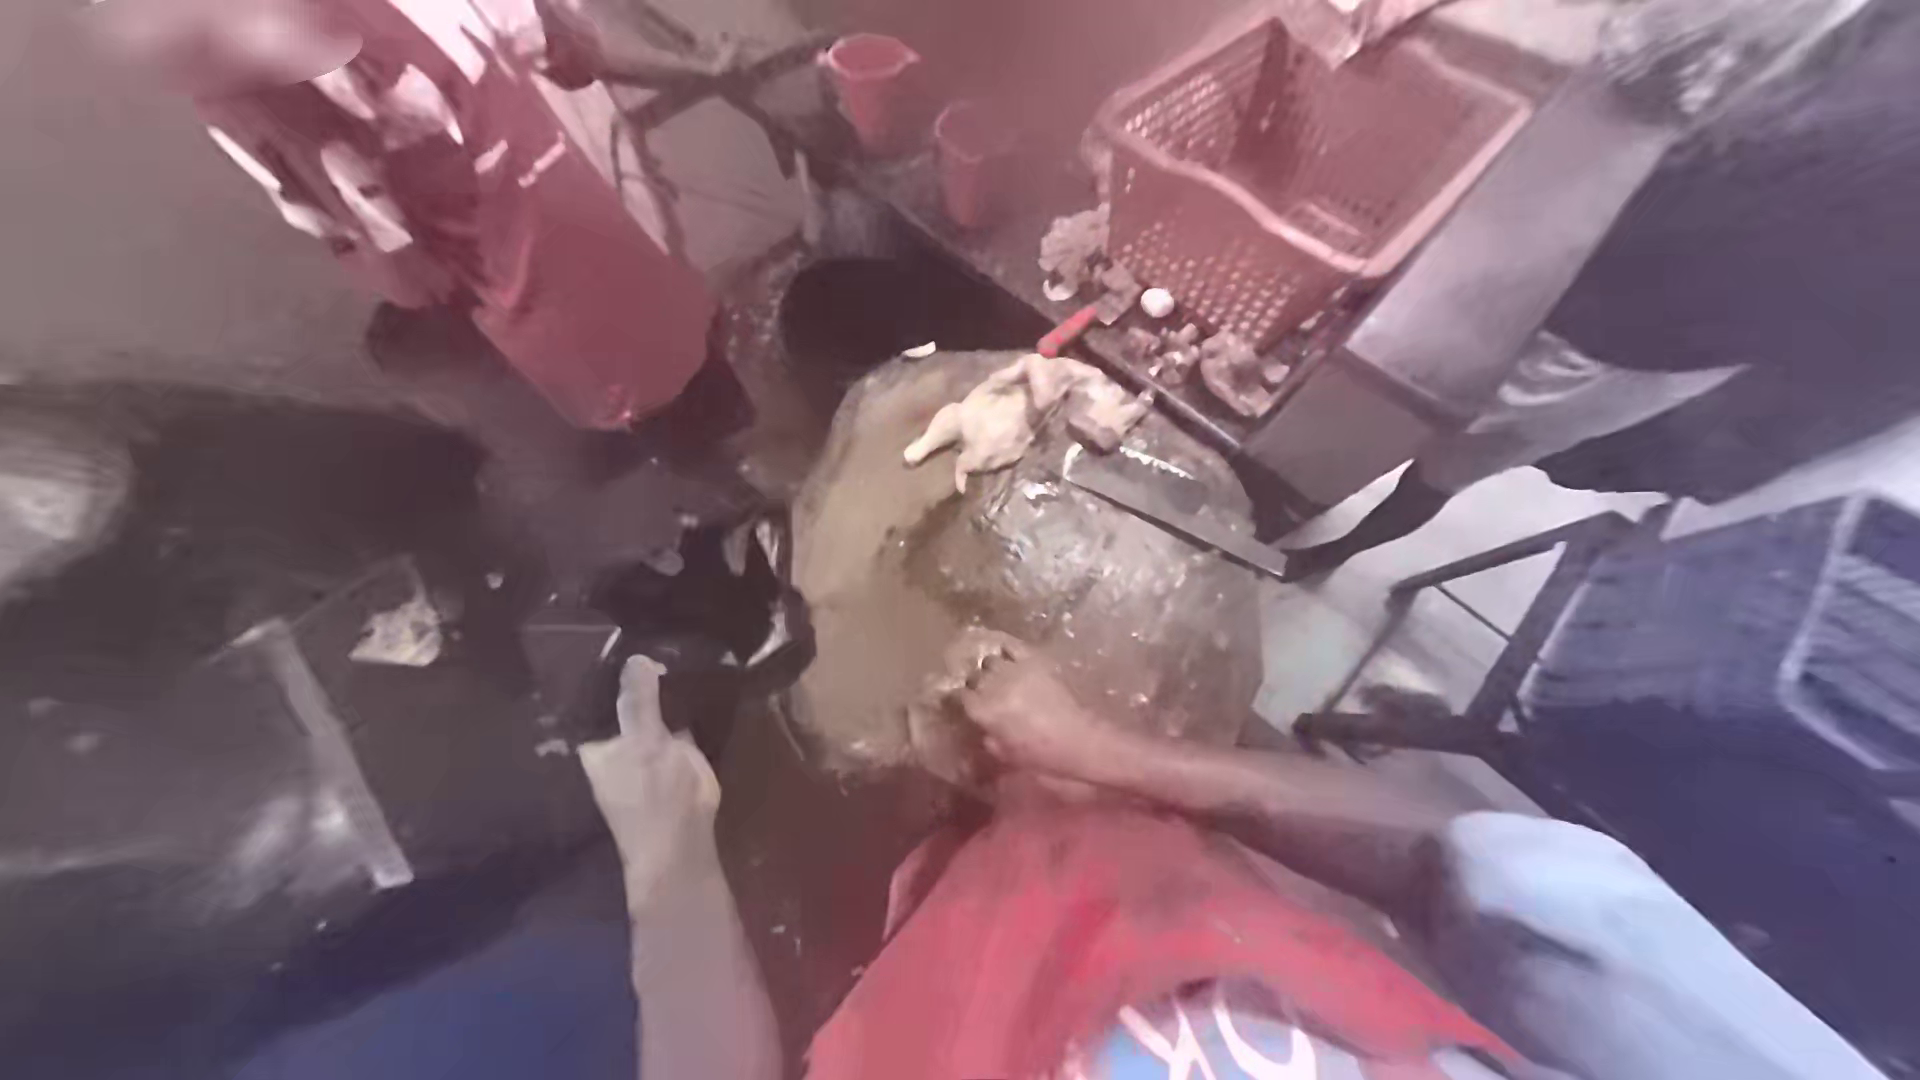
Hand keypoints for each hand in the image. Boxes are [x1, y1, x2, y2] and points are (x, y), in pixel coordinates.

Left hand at [578, 656, 720, 901]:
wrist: (682, 842)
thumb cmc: (652, 795)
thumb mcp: (644, 743)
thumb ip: (638, 702)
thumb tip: (636, 658)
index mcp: (595, 744)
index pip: (596, 698)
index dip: (609, 670)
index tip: (624, 637)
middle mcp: (616, 744)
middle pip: (626, 702)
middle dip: (641, 676)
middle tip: (661, 636)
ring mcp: (646, 749)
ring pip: (653, 710)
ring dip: (664, 689)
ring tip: (680, 648)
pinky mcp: (674, 754)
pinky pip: (676, 720)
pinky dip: (683, 705)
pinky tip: (696, 679)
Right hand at [947, 631, 1117, 779]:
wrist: (1079, 740)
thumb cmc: (1042, 755)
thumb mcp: (1005, 753)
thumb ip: (987, 735)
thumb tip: (982, 724)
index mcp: (985, 711)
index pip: (960, 697)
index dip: (960, 699)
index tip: (963, 702)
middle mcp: (995, 686)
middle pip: (974, 676)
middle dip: (975, 684)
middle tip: (981, 692)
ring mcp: (1015, 669)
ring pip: (990, 660)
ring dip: (991, 669)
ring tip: (997, 676)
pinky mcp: (1034, 660)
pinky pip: (1011, 646)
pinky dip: (1005, 649)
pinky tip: (1005, 654)